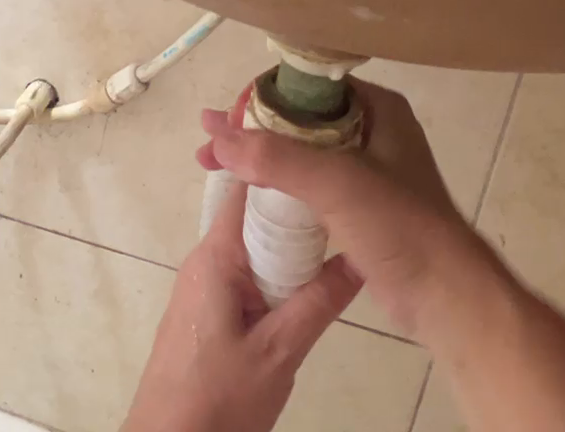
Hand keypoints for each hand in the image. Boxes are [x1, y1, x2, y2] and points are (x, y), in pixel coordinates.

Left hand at [120, 180, 362, 431]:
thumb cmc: (218, 396)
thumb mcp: (279, 352)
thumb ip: (319, 302)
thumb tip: (361, 257)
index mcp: (216, 255)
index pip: (248, 189)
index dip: (285, 173)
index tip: (326, 168)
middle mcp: (205, 258)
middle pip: (253, 217)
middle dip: (296, 215)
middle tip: (344, 214)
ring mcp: (203, 284)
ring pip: (251, 247)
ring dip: (287, 247)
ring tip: (334, 245)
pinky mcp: (206, 309)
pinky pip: (244, 273)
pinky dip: (273, 273)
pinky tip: (304, 284)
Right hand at [197, 80, 500, 338]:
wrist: (447, 297)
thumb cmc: (400, 225)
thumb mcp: (335, 182)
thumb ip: (275, 157)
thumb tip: (216, 137)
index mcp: (377, 108)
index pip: (307, 87)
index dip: (261, 97)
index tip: (223, 116)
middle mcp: (372, 131)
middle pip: (298, 119)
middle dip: (251, 130)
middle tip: (209, 145)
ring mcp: (367, 170)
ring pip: (300, 153)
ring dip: (260, 157)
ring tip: (215, 165)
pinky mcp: (359, 207)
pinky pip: (308, 184)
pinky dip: (276, 185)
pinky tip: (247, 195)